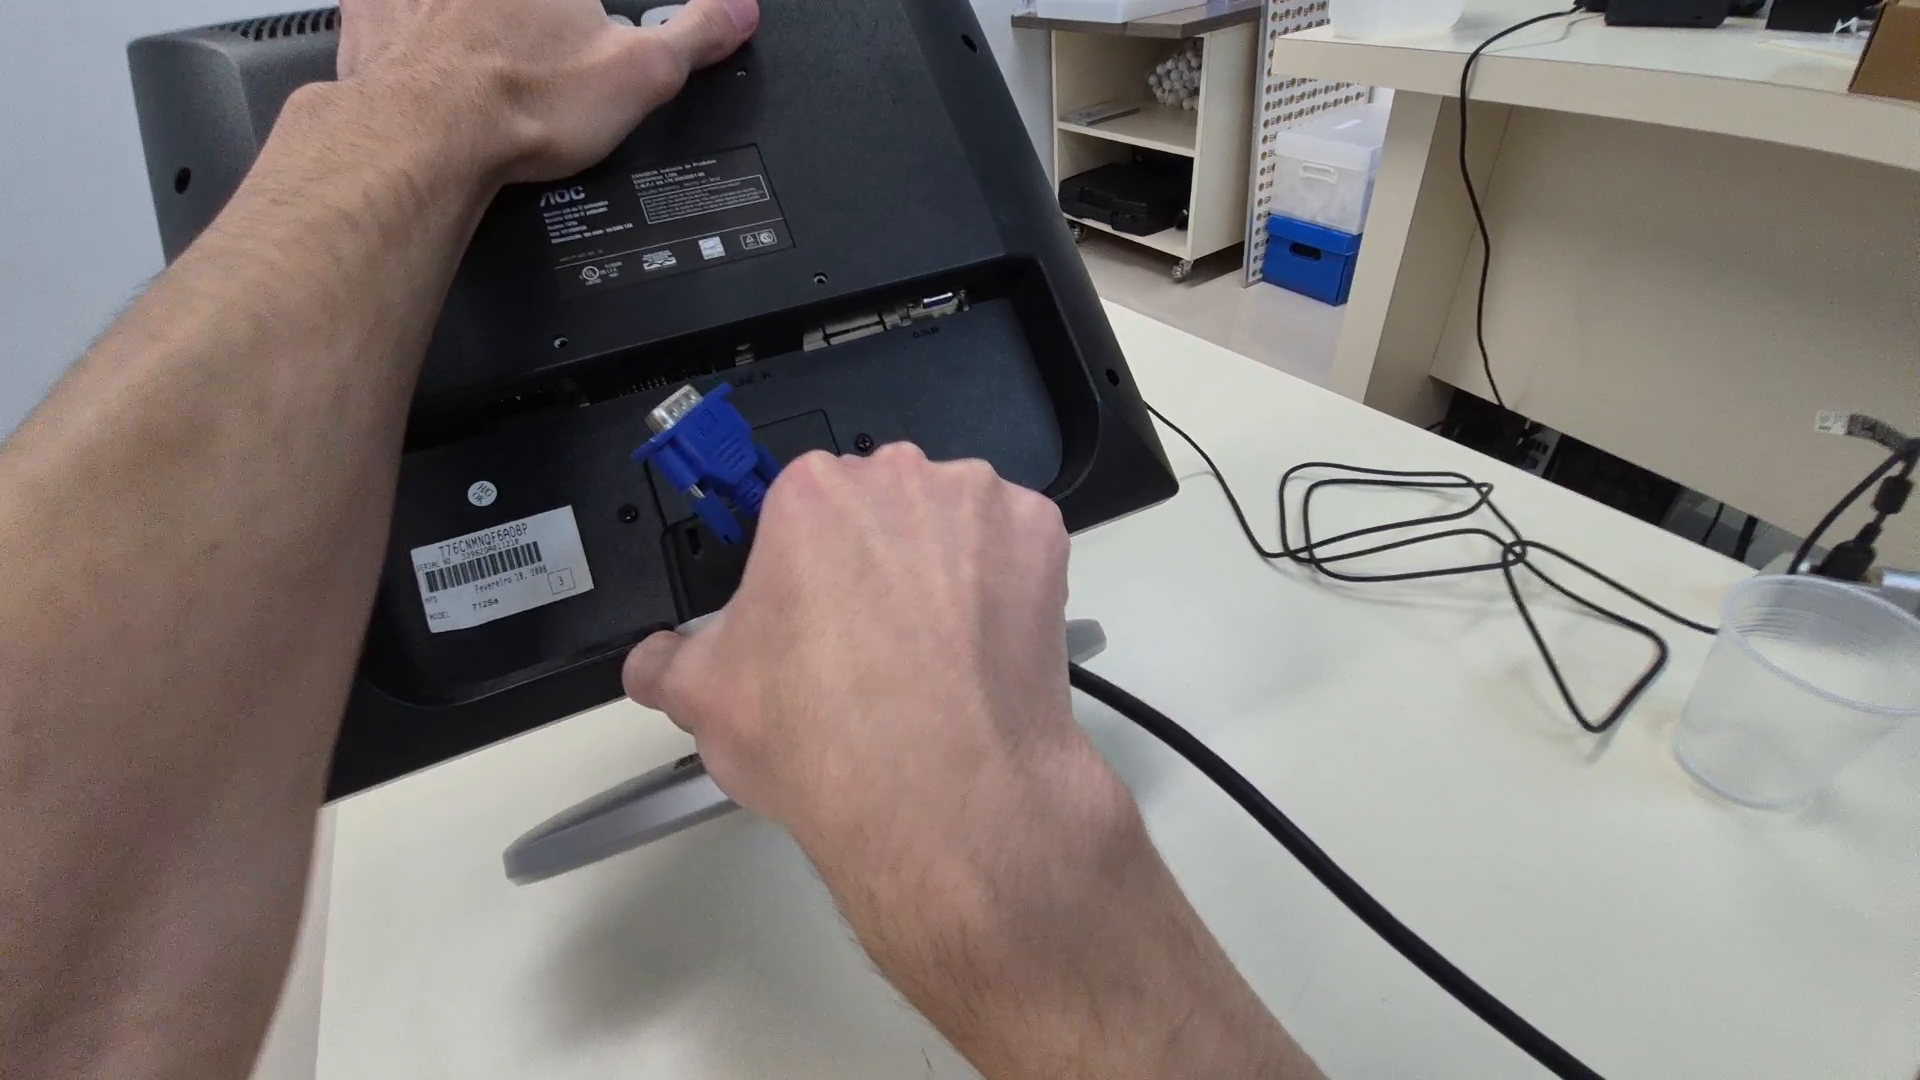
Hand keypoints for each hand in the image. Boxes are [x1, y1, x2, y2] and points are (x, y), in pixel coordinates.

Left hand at [335, 0, 758, 182]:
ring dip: (489, 27)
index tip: (592, 58)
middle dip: (546, 24)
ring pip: (469, 10)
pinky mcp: (372, 1)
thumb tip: (739, 12)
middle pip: (535, 5)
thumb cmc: (526, 103)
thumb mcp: (644, 73)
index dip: (594, 25)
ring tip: (510, 73)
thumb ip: (695, 35)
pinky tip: (456, 64)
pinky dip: (430, 27)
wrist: (429, 136)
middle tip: (552, 65)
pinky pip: (403, 7)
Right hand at [623, 446, 1321, 1078]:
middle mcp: (898, 480)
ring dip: (936, 572)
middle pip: (879, 510)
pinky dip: (996, 577)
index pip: (798, 502)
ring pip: (945, 520)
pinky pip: (1006, 539)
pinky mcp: (1041, 534)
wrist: (952, 804)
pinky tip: (977, 645)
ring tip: (929, 657)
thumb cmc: (838, 753)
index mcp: (813, 500)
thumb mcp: (718, 706)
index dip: (808, 566)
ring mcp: (977, 502)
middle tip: (874, 645)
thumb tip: (658, 662)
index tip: (819, 597)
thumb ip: (673, 664)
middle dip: (871, 568)